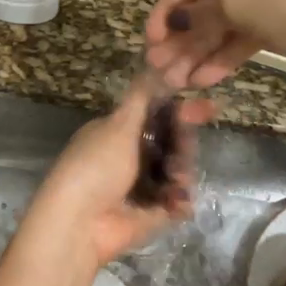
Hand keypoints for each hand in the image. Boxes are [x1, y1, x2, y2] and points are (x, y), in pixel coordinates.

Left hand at [29, 76, 214, 266]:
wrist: (79, 223)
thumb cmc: (96, 167)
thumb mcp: (119, 124)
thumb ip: (142, 95)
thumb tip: (159, 61)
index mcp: (119, 130)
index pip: (157, 114)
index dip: (181, 110)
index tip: (207, 107)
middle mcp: (131, 155)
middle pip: (172, 143)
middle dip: (183, 145)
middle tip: (183, 151)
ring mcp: (141, 185)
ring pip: (177, 171)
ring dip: (182, 173)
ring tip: (176, 181)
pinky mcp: (151, 214)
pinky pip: (176, 202)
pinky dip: (179, 201)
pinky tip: (176, 202)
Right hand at [143, 0, 285, 88]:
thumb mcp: (238, 8)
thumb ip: (200, 17)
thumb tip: (174, 23)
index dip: (166, 10)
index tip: (151, 41)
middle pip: (202, 4)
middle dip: (180, 38)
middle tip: (159, 69)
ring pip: (221, 24)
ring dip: (198, 52)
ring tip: (177, 83)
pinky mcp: (278, 20)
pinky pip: (241, 36)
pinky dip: (224, 56)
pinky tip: (204, 80)